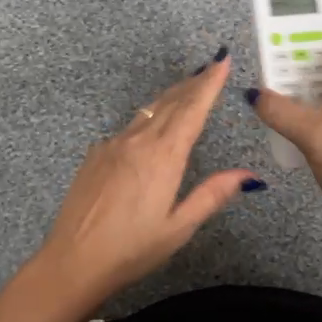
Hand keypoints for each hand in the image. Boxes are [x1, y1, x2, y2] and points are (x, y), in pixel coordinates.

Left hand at [33, 48, 259, 307]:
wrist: (73, 260)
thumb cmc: (131, 249)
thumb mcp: (178, 228)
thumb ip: (212, 195)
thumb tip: (248, 174)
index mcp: (164, 156)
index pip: (192, 109)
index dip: (209, 83)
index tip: (223, 60)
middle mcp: (139, 140)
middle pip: (171, 102)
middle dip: (193, 83)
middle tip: (211, 67)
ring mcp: (113, 143)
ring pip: (148, 111)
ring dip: (171, 97)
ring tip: (187, 88)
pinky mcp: (96, 153)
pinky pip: (128, 128)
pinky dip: (147, 120)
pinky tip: (150, 129)